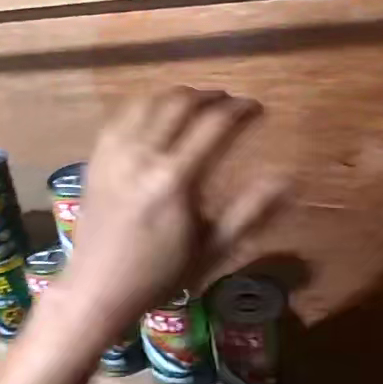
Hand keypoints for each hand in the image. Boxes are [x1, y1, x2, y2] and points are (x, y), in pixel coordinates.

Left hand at [57, 87, 287, 332]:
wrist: (98, 287)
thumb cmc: (159, 275)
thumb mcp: (211, 250)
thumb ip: (248, 211)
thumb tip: (287, 179)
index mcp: (173, 180)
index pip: (213, 124)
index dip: (240, 109)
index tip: (256, 108)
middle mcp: (140, 157)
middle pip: (179, 103)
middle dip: (209, 96)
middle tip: (228, 103)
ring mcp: (113, 156)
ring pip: (147, 103)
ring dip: (176, 96)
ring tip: (196, 104)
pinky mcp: (95, 160)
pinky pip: (119, 117)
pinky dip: (143, 107)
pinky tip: (156, 115)